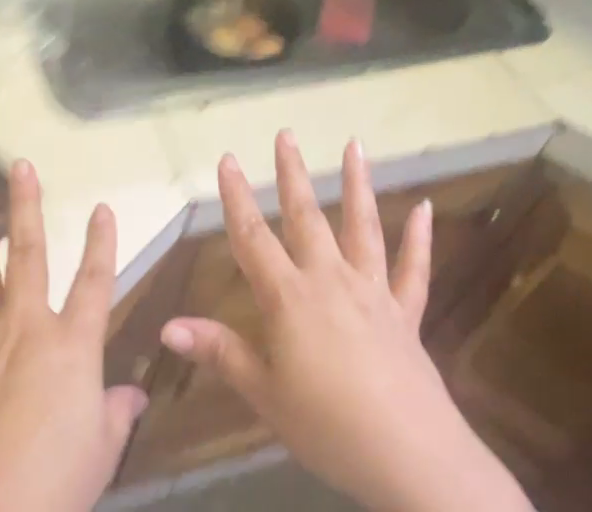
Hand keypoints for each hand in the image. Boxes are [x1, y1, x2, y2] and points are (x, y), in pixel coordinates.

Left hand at [0, 160, 147, 511]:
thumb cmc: (53, 482)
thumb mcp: (102, 451)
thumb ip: (116, 413)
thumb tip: (133, 393)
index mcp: (72, 346)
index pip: (96, 284)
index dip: (102, 245)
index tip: (102, 209)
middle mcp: (26, 328)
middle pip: (30, 256)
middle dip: (28, 208)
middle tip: (20, 166)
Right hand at [160, 132, 531, 511]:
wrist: (413, 458)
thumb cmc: (328, 427)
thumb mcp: (264, 394)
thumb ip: (221, 353)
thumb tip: (167, 326)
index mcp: (289, 298)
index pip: (253, 238)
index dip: (236, 198)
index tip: (228, 159)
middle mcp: (330, 281)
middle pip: (306, 218)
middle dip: (292, 175)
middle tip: (285, 134)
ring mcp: (373, 294)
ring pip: (362, 228)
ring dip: (357, 184)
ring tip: (355, 145)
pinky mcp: (406, 315)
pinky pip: (413, 270)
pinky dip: (419, 238)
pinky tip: (424, 208)